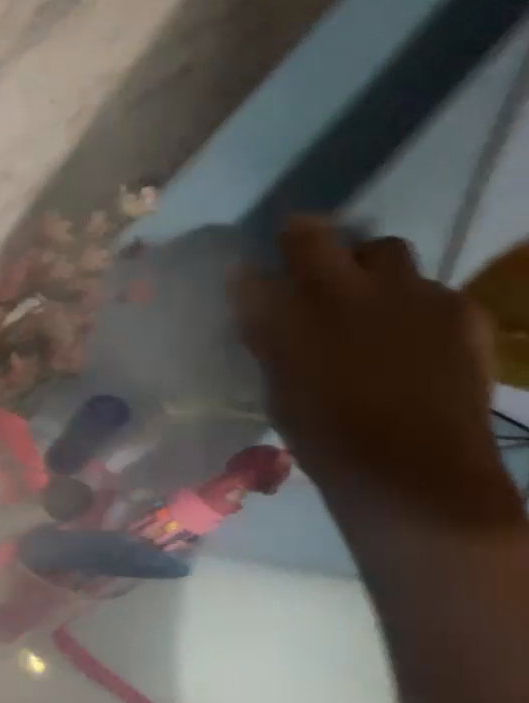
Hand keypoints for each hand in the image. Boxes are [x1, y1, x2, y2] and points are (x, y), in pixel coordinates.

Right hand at [232, 216, 515, 524]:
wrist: (410, 465)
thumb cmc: (323, 435)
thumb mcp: (279, 388)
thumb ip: (273, 342)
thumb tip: (261, 314)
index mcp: (290, 317)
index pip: (252, 275)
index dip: (247, 273)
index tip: (243, 276)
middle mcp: (346, 292)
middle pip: (319, 238)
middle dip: (305, 239)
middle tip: (300, 250)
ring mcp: (410, 295)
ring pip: (384, 254)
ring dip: (368, 267)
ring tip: (365, 302)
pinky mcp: (460, 309)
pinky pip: (430, 291)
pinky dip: (413, 305)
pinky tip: (410, 340)